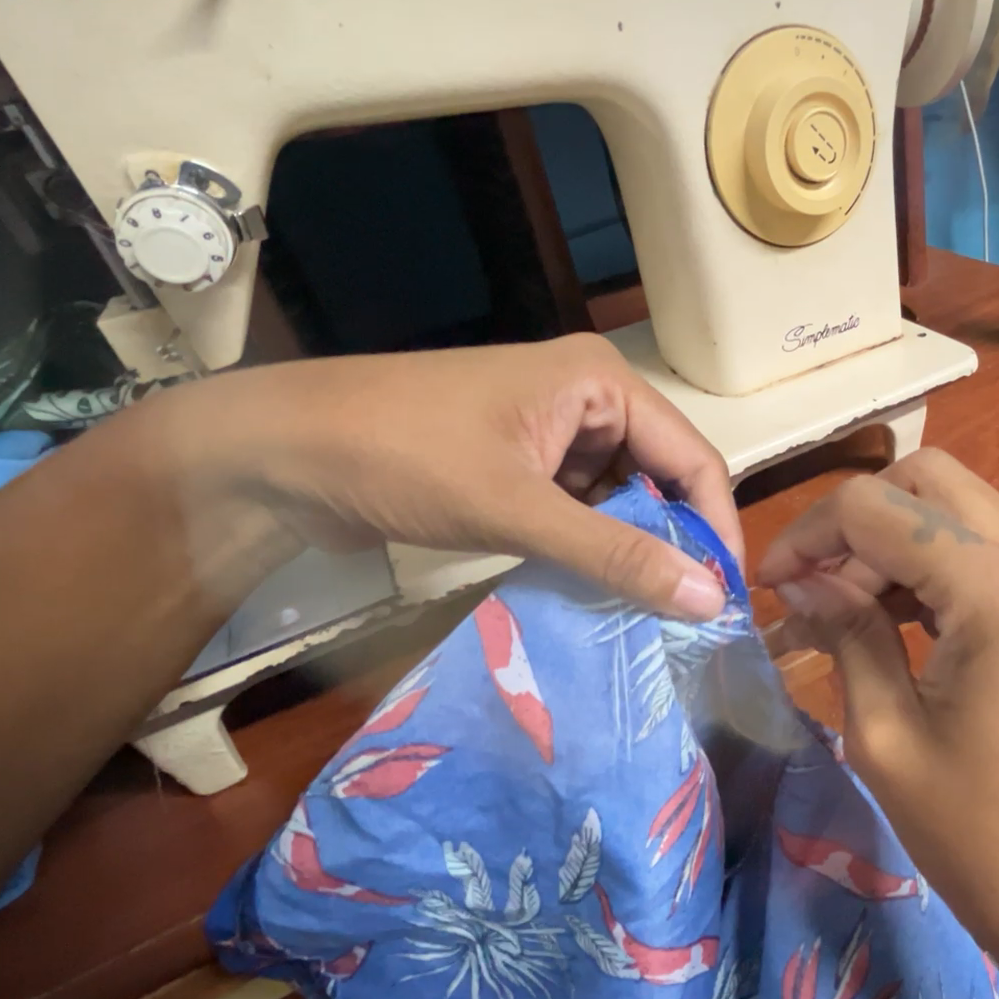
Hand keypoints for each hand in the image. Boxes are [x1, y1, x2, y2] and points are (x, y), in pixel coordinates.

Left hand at [149, 334, 741, 619]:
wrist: (275, 453)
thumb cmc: (402, 458)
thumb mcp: (517, 509)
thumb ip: (616, 554)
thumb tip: (708, 599)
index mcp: (603, 382)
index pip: (693, 459)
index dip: (714, 528)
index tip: (724, 598)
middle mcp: (591, 398)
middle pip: (663, 477)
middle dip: (673, 542)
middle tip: (686, 615)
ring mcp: (556, 430)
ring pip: (624, 497)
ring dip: (632, 550)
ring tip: (645, 611)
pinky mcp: (527, 461)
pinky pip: (585, 508)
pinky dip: (593, 547)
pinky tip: (596, 588)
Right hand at [759, 449, 998, 998]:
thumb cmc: (980, 837)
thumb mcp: (885, 737)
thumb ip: (844, 633)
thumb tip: (801, 580)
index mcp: (997, 589)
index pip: (877, 507)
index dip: (808, 534)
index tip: (769, 584)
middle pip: (927, 478)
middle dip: (855, 519)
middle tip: (812, 587)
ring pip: (958, 506)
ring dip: (893, 539)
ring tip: (843, 609)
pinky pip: (985, 548)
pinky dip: (931, 563)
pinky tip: (894, 618)